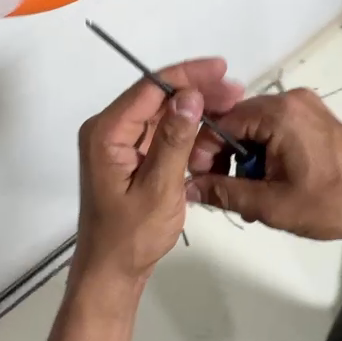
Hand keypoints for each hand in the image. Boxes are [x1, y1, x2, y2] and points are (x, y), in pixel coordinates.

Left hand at [74, 58, 244, 285]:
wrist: (111, 272)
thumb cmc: (131, 236)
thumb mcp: (158, 188)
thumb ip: (174, 140)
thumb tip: (190, 96)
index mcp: (106, 133)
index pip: (149, 89)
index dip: (186, 74)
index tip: (221, 68)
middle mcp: (109, 131)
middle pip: (156, 97)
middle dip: (195, 91)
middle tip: (235, 90)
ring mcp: (119, 145)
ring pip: (161, 114)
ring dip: (194, 111)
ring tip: (231, 108)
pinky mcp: (130, 158)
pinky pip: (160, 134)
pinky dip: (186, 132)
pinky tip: (212, 131)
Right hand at [186, 89, 341, 242]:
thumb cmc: (332, 203)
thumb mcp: (271, 204)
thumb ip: (225, 193)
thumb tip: (189, 189)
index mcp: (279, 112)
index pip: (221, 122)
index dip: (204, 152)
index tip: (198, 180)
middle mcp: (292, 100)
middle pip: (238, 122)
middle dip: (224, 157)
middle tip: (221, 191)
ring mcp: (308, 108)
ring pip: (256, 129)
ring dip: (245, 159)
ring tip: (248, 194)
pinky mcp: (317, 121)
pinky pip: (276, 131)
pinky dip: (265, 154)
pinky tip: (269, 183)